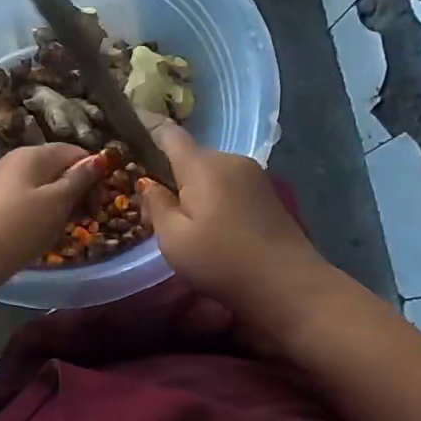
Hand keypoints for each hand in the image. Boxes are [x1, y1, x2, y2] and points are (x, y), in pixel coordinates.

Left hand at [0, 143, 106, 291]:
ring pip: (46, 186)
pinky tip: (44, 233)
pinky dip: (44, 213)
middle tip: (84, 219)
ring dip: (62, 205)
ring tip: (63, 229)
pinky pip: (31, 200)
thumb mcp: (58, 202)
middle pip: (60, 168)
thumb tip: (99, 158)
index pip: (75, 152)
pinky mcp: (0, 202)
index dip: (93, 174)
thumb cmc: (22, 226)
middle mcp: (18, 160)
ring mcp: (6, 181)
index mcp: (34, 154)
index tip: (98, 204)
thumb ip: (80, 179)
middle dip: (78, 191)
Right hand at [134, 125, 334, 331]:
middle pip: (192, 157)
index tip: (131, 151)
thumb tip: (148, 183)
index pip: (171, 135)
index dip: (149, 137)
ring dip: (196, 191)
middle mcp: (231, 160)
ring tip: (187, 225)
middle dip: (173, 176)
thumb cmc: (221, 262)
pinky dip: (216, 199)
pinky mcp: (268, 194)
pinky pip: (230, 185)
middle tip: (157, 213)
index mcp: (204, 165)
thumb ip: (156, 205)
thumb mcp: (173, 239)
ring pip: (211, 172)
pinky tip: (214, 229)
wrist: (288, 286)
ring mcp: (254, 175)